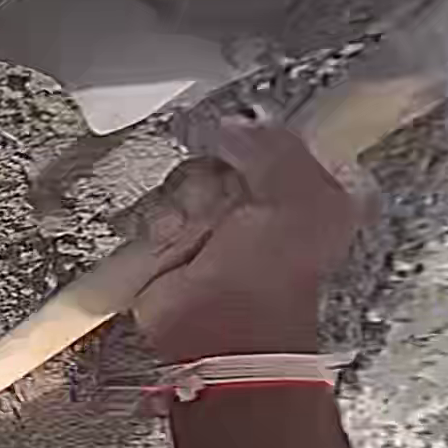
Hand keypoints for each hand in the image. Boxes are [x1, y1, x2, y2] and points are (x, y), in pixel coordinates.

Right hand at [134, 119, 358, 362]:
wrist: (216, 325)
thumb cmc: (268, 269)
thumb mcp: (297, 201)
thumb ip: (271, 151)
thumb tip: (229, 121)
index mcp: (299, 186)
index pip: (261, 140)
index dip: (242, 142)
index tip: (230, 151)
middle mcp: (252, 200)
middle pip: (211, 158)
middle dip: (204, 181)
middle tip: (216, 208)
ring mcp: (206, 221)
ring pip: (176, 183)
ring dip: (177, 207)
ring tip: (187, 235)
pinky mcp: (165, 240)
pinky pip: (149, 211)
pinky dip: (153, 225)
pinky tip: (167, 243)